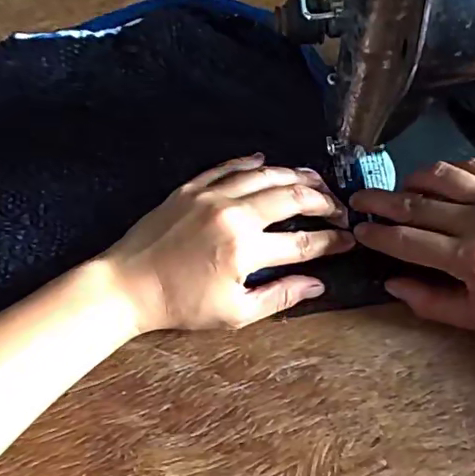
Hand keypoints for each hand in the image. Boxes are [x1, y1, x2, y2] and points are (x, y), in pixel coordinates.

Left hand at [96, 154, 353, 332]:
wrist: (127, 285)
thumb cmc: (180, 304)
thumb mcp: (234, 314)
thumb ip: (279, 296)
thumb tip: (317, 284)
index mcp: (245, 249)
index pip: (303, 242)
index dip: (332, 240)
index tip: (348, 238)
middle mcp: (233, 214)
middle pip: (291, 198)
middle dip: (322, 201)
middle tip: (338, 207)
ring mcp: (210, 196)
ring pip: (263, 175)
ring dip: (294, 176)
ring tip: (314, 180)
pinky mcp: (190, 189)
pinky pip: (227, 167)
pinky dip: (250, 163)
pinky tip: (266, 161)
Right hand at [350, 159, 474, 334]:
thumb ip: (429, 302)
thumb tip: (391, 282)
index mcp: (470, 260)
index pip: (406, 240)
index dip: (376, 234)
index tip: (358, 230)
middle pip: (415, 203)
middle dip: (379, 201)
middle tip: (359, 199)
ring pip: (440, 175)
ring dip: (410, 180)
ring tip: (399, 189)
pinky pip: (472, 166)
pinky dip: (448, 171)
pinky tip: (439, 181)